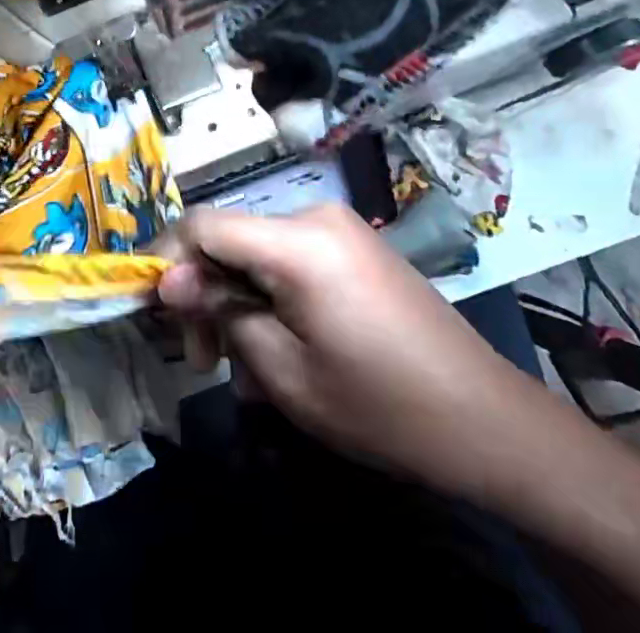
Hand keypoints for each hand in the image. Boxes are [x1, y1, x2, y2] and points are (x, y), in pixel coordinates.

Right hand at [158, 203, 523, 494]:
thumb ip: (220, 311)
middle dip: (205, 295)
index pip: (204, 225)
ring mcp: (341, 232)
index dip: (167, 261)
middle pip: (230, 240)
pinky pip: (291, 264)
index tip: (154, 314)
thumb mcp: (282, 369)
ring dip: (238, 306)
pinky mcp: (355, 251)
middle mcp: (317, 217)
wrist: (484, 420)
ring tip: (244, 373)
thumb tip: (168, 280)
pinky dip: (271, 301)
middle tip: (203, 361)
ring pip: (257, 256)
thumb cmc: (378, 404)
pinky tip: (279, 354)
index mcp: (298, 240)